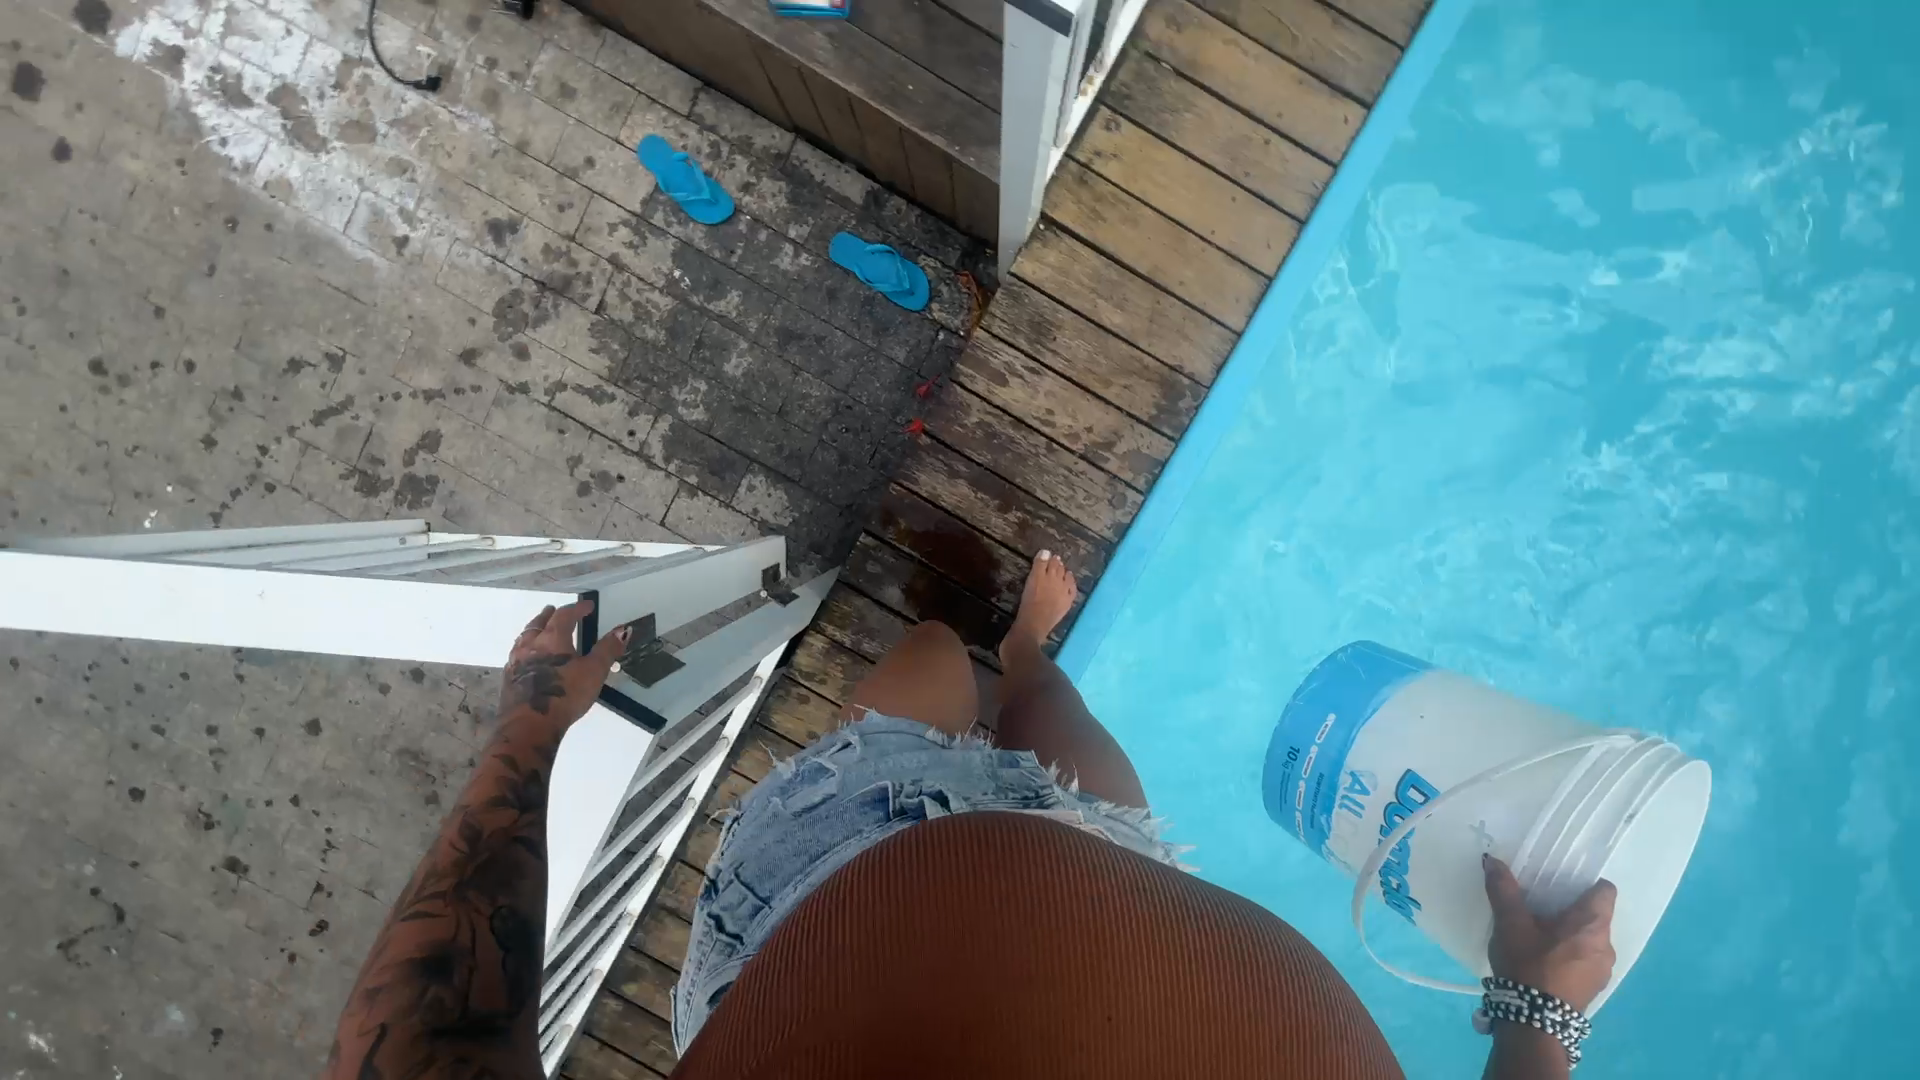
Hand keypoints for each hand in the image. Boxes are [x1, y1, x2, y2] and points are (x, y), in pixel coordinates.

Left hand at [498, 599, 629, 730]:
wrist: (529, 725)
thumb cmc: (566, 694)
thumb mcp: (594, 671)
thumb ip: (608, 649)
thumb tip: (623, 629)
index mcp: (553, 639)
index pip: (564, 616)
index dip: (577, 608)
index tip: (588, 606)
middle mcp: (531, 645)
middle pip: (538, 624)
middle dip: (548, 615)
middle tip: (553, 610)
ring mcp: (516, 662)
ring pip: (523, 638)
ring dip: (533, 630)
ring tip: (538, 630)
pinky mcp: (508, 679)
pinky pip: (516, 655)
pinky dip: (524, 649)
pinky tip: (527, 658)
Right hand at [1484, 854, 1616, 1011]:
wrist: (1536, 1020)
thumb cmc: (1528, 963)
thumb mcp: (1510, 922)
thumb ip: (1503, 889)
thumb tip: (1491, 860)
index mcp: (1591, 926)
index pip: (1604, 892)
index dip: (1585, 881)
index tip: (1560, 876)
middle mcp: (1606, 946)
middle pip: (1595, 915)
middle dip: (1570, 904)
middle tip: (1539, 900)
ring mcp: (1602, 969)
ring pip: (1589, 936)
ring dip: (1569, 928)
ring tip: (1537, 927)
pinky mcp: (1593, 985)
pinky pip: (1585, 954)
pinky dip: (1568, 947)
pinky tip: (1543, 952)